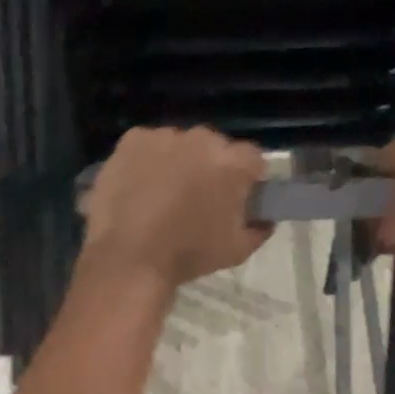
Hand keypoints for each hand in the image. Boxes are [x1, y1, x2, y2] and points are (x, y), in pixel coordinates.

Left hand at [81, 127, 267, 288]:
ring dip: (178, 163)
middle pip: (215, 148)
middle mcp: (202, 139)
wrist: (129, 257)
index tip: (238, 196)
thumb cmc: (188, 255)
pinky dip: (147, 162)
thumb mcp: (237, 251)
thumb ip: (259, 229)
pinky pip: (148, 146)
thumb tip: (265, 219)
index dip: (247, 178)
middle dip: (211, 168)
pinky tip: (140, 188)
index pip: (253, 159)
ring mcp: (165, 136)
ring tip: (163, 195)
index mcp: (233, 163)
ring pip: (180, 145)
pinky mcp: (132, 140)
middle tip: (197, 198)